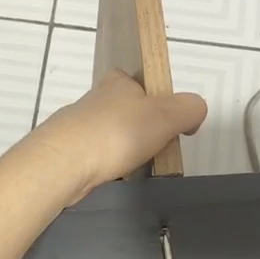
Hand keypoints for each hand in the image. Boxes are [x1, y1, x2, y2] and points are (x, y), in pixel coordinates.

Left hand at [20, 71, 206, 202]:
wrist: (63, 163)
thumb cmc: (118, 133)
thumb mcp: (166, 115)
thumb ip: (188, 109)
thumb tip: (196, 111)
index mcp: (117, 83)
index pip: (136, 81)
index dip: (153, 98)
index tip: (164, 121)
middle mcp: (94, 100)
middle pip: (123, 111)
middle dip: (138, 129)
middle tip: (155, 148)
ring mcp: (76, 126)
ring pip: (108, 135)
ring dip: (121, 149)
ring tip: (136, 166)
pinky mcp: (66, 152)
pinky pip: (94, 157)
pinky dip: (105, 166)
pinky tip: (112, 177)